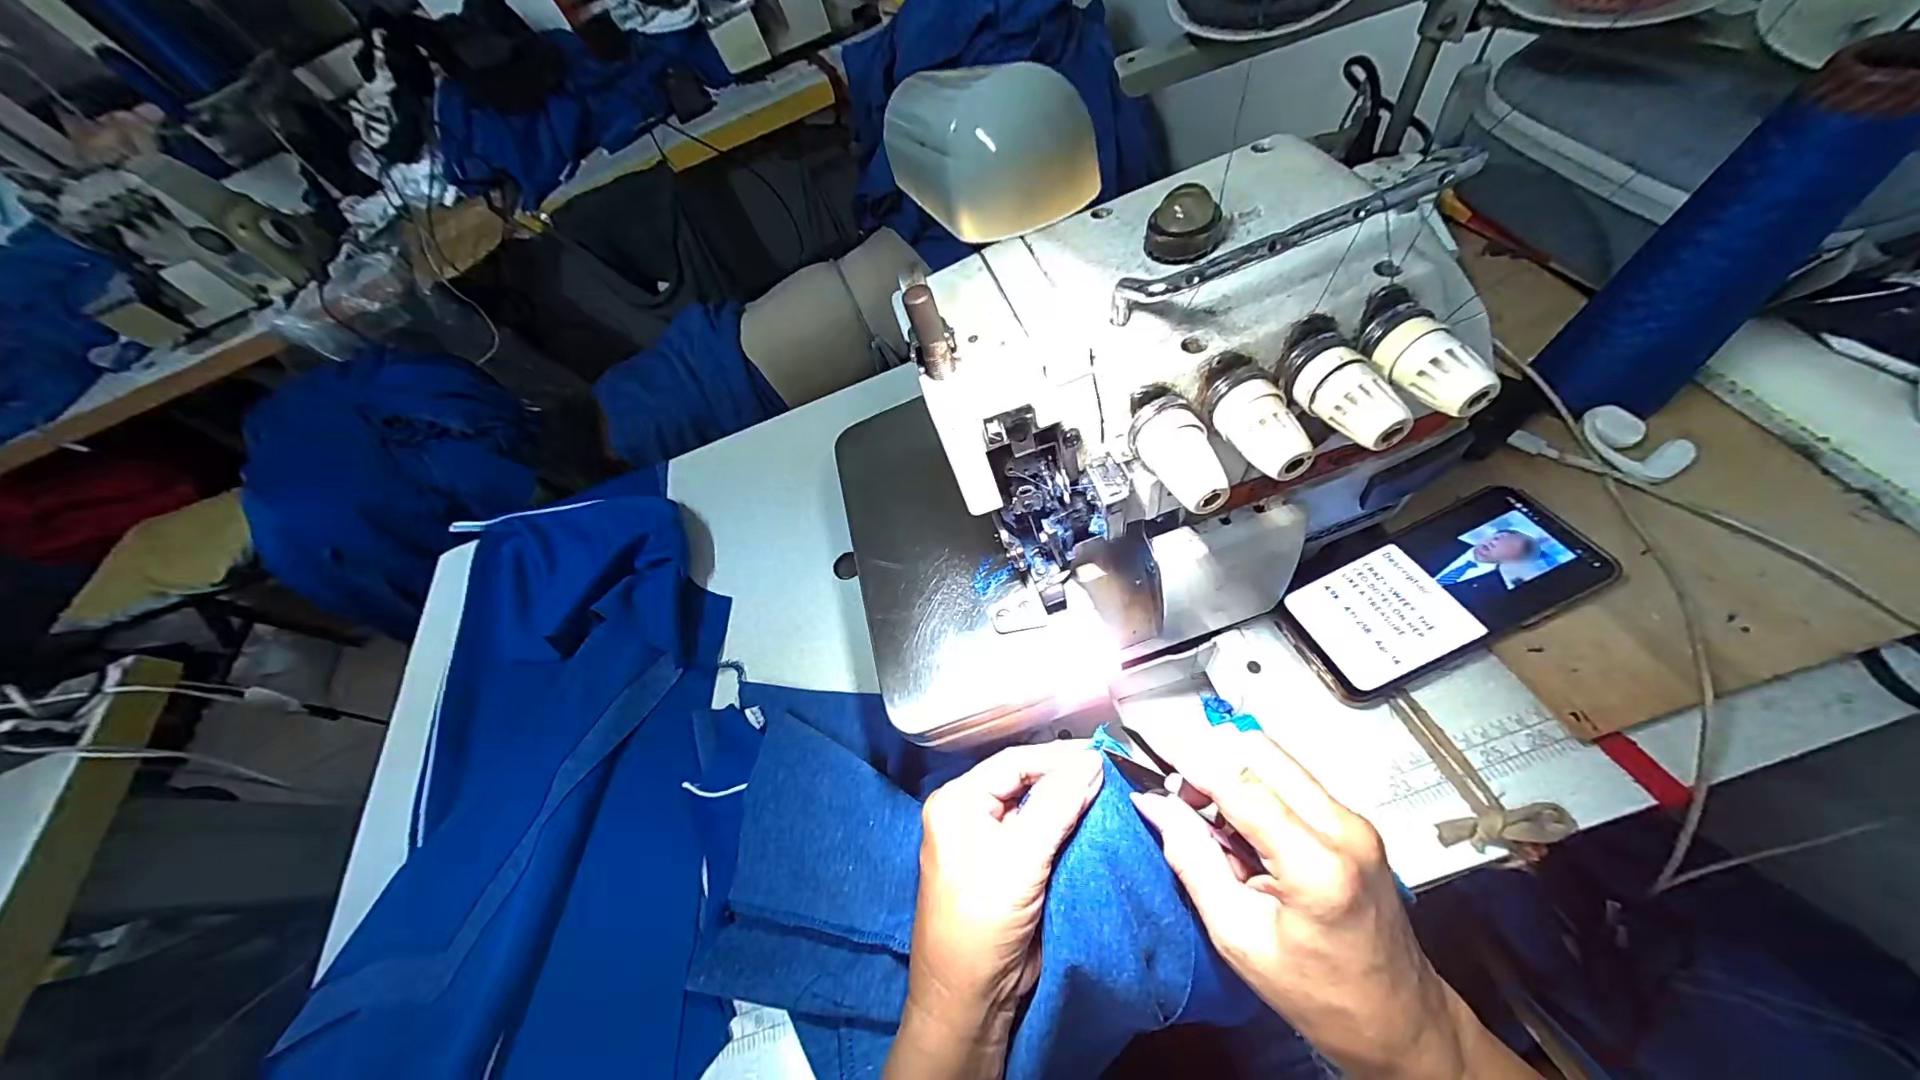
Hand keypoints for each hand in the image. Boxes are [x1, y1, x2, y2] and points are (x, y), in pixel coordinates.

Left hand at [885, 743, 1104, 1079]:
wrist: (969, 998)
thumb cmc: (982, 923)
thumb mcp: (1021, 858)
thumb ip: (1057, 805)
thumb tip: (1091, 761)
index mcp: (957, 801)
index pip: (1013, 762)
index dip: (1057, 757)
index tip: (1100, 755)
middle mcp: (969, 811)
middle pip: (1024, 779)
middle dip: (1064, 775)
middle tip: (1109, 772)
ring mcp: (987, 838)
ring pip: (1035, 804)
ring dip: (1068, 799)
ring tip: (1108, 791)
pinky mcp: (1007, 862)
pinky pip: (1039, 830)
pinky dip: (1066, 824)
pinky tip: (1093, 819)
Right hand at [1133, 726, 1533, 1079]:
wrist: (1400, 1020)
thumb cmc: (1321, 995)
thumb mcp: (1238, 936)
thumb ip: (1192, 860)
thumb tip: (1156, 805)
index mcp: (1318, 866)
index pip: (1240, 785)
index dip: (1190, 760)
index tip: (1154, 747)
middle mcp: (1343, 829)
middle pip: (1259, 751)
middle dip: (1208, 756)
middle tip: (1179, 789)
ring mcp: (1353, 820)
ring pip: (1273, 756)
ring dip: (1228, 768)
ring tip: (1205, 810)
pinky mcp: (1352, 821)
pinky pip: (1289, 777)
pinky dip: (1251, 782)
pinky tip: (1237, 822)